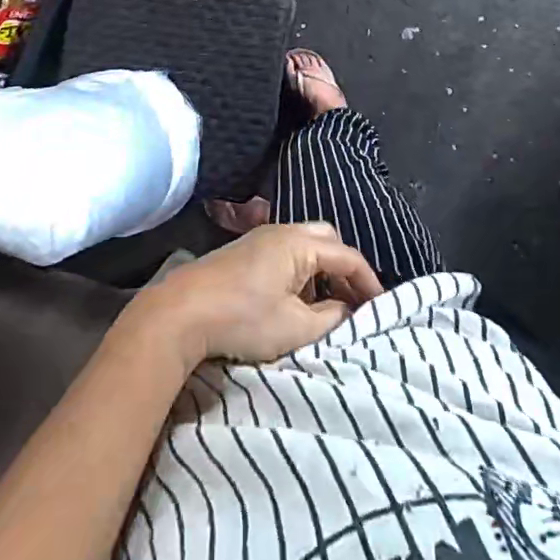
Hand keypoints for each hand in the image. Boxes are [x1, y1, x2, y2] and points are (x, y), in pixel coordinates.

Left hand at [121, 222, 383, 365]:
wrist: (178, 314)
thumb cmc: (243, 318)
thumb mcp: (296, 327)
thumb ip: (331, 318)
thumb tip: (347, 311)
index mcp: (299, 243)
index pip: (348, 256)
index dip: (369, 282)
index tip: (381, 308)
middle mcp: (281, 231)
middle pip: (327, 241)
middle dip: (345, 270)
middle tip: (353, 301)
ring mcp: (258, 239)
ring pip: (305, 247)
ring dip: (321, 273)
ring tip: (326, 307)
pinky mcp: (241, 253)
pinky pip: (284, 255)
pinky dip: (300, 274)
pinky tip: (293, 302)